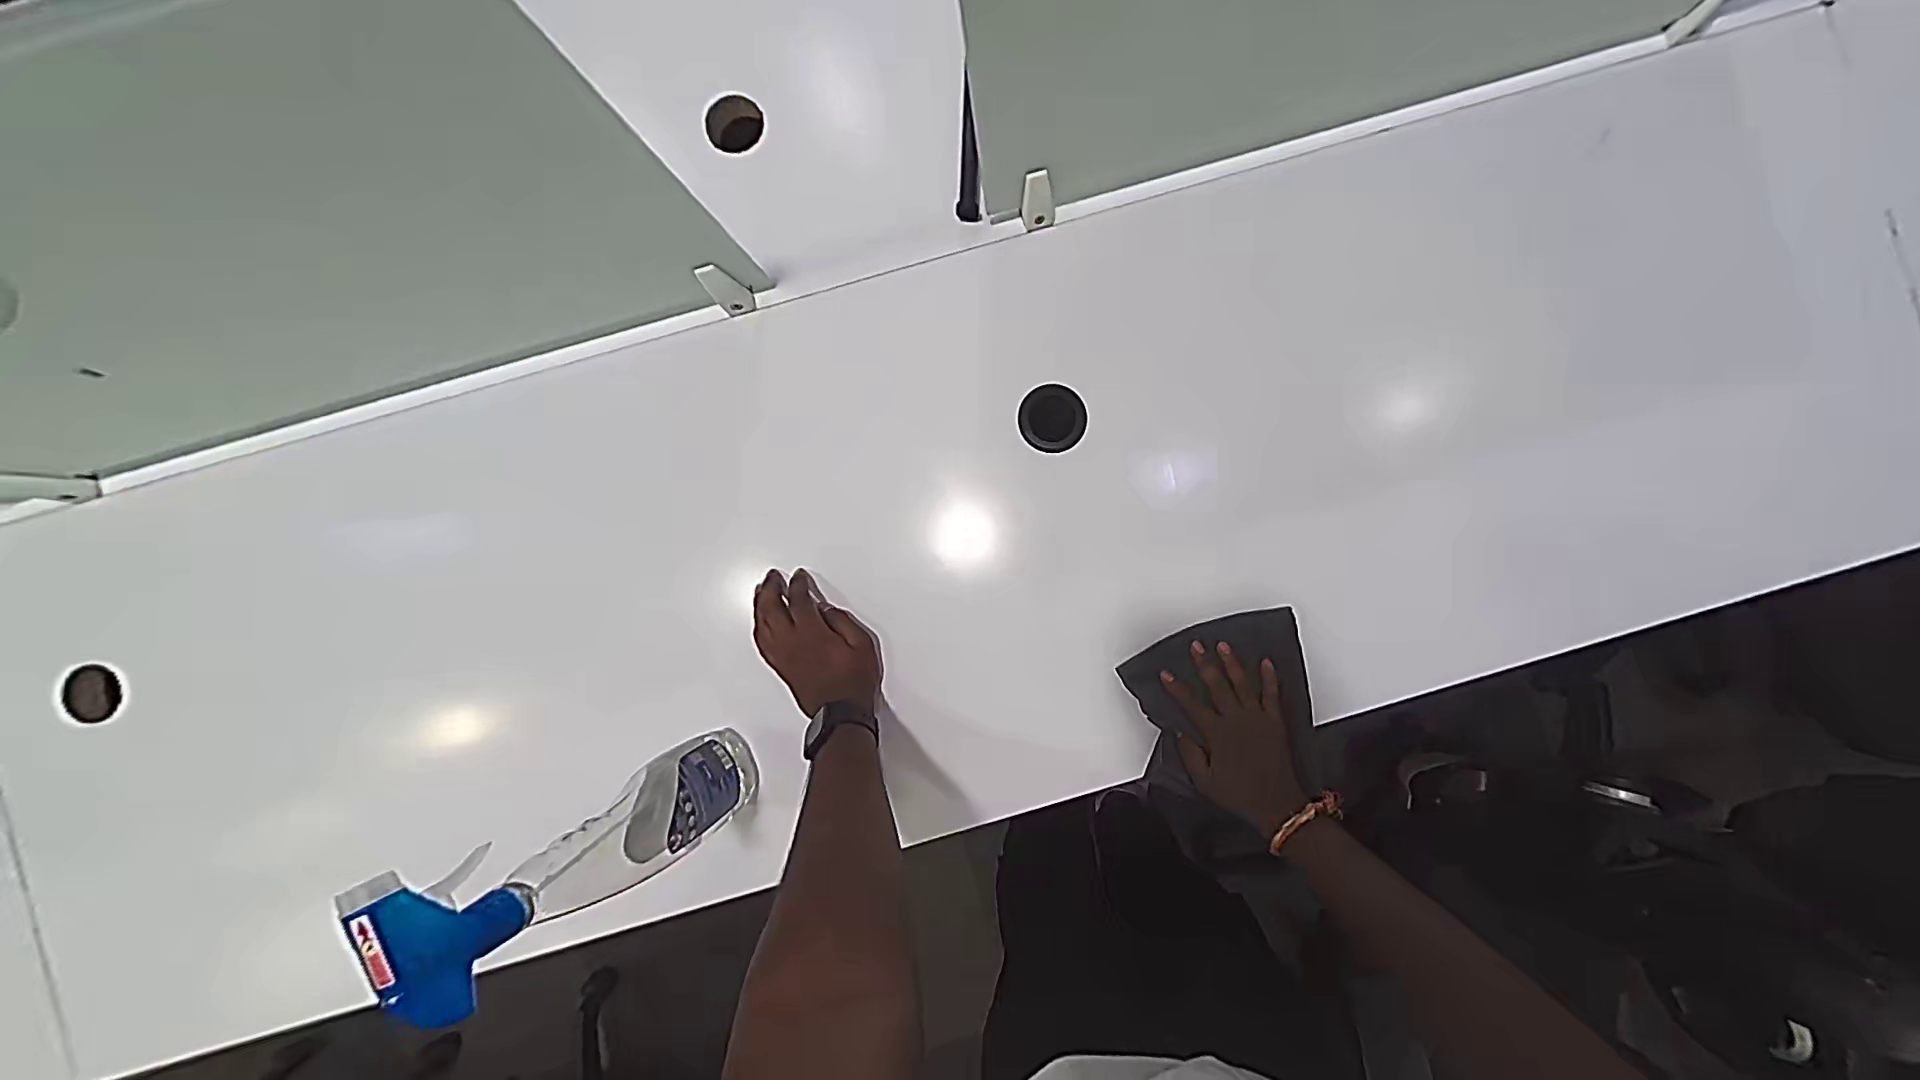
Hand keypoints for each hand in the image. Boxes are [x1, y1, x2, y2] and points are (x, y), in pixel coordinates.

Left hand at [753, 569, 881, 716]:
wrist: (841, 712)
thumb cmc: (853, 683)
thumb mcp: (862, 644)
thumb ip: (843, 621)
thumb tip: (828, 611)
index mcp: (812, 632)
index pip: (799, 599)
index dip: (798, 584)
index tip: (799, 577)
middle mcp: (792, 642)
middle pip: (772, 607)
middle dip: (772, 588)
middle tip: (773, 578)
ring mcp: (783, 656)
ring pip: (762, 623)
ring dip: (760, 604)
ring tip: (762, 592)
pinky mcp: (780, 667)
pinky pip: (762, 641)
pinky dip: (759, 626)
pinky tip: (760, 623)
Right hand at [1164, 640, 1306, 836]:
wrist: (1277, 805)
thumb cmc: (1240, 795)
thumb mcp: (1204, 781)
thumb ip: (1190, 755)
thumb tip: (1179, 734)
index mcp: (1216, 734)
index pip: (1192, 704)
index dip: (1177, 688)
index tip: (1167, 674)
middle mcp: (1236, 721)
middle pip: (1216, 685)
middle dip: (1204, 663)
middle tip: (1196, 646)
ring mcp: (1257, 718)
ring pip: (1242, 683)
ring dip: (1232, 662)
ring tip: (1223, 645)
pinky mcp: (1276, 722)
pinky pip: (1273, 695)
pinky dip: (1270, 677)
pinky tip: (1266, 662)